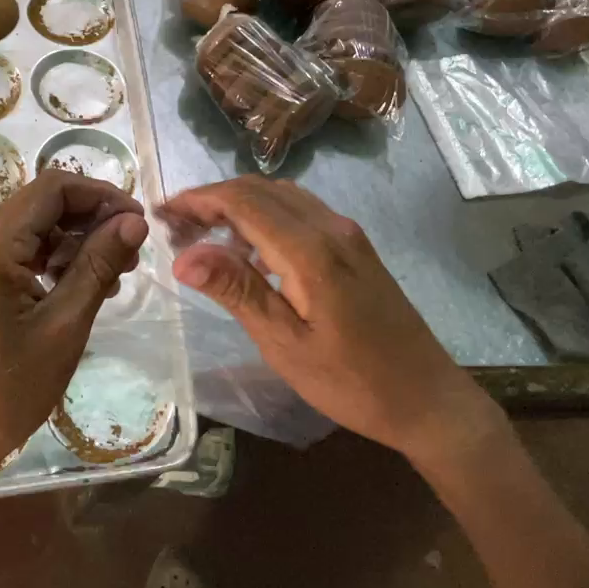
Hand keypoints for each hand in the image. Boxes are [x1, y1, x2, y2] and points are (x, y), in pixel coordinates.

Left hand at [0, 171, 149, 479]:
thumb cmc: (4, 391)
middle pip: (42, 205)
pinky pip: (20, 255)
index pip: (53, 188)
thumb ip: (98, 266)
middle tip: (132, 252)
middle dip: (91, 219)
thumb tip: (134, 221)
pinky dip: (54, 262)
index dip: (101, 195)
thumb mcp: (63, 326)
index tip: (138, 221)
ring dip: (76, 242)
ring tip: (116, 274)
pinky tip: (84, 288)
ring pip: (33, 229)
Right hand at [163, 177, 503, 462]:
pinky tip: (250, 249)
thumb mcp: (285, 343)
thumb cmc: (352, 381)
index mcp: (310, 249)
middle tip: (175, 227)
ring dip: (239, 204)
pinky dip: (265, 215)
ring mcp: (347, 233)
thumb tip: (184, 255)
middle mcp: (331, 226)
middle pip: (260, 189)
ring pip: (281, 195)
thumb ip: (237, 290)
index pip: (242, 200)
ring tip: (204, 235)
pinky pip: (301, 211)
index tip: (161, 212)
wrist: (427, 398)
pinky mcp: (355, 246)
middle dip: (213, 199)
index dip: (197, 199)